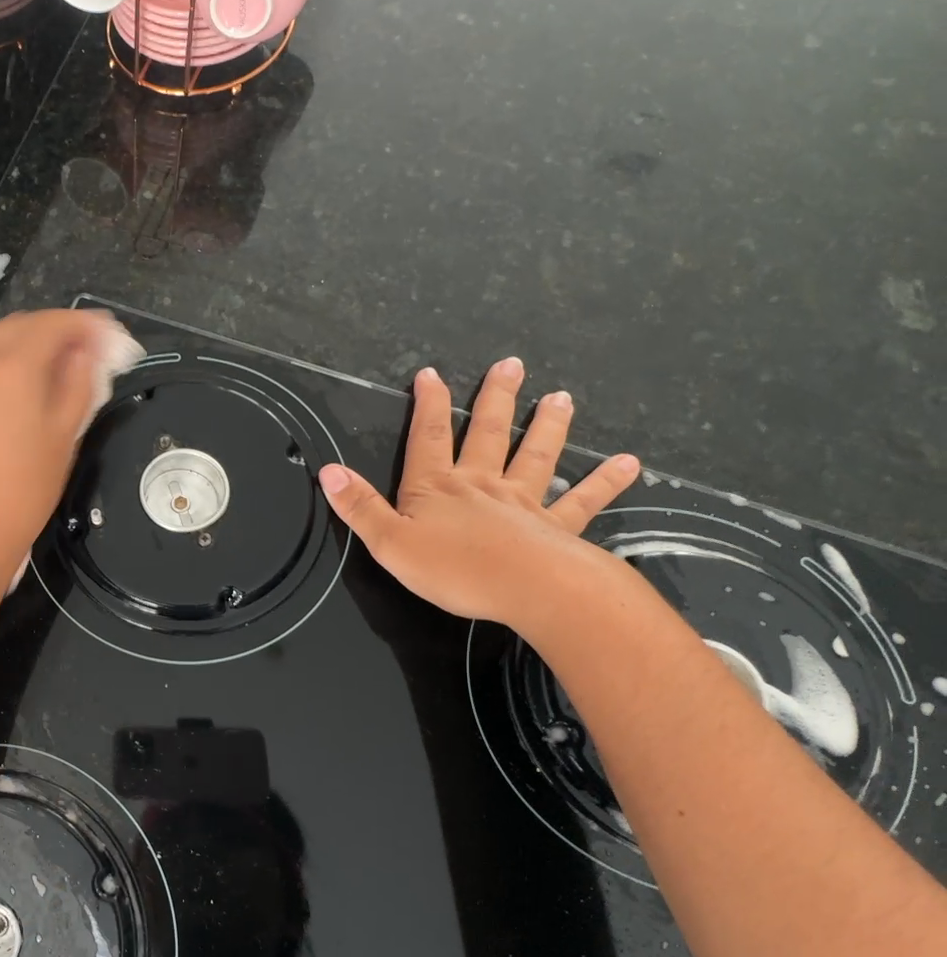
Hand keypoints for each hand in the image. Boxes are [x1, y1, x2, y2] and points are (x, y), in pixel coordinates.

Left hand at [0, 309, 111, 569]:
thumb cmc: (23, 491)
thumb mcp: (64, 438)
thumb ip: (78, 387)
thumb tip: (85, 355)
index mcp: (12, 368)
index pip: (52, 325)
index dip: (84, 324)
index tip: (110, 334)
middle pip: (17, 328)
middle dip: (52, 329)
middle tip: (84, 348)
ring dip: (25, 349)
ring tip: (56, 373)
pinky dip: (3, 373)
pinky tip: (20, 399)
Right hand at [319, 359, 641, 627]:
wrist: (532, 591)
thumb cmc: (454, 569)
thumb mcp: (388, 542)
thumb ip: (359, 507)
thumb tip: (328, 470)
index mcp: (436, 488)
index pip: (427, 438)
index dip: (427, 406)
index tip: (431, 374)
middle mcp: (481, 485)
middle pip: (486, 435)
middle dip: (494, 399)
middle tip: (511, 365)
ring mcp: (524, 504)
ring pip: (535, 457)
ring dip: (546, 427)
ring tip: (560, 398)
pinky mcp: (557, 528)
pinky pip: (583, 502)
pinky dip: (604, 482)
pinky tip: (628, 463)